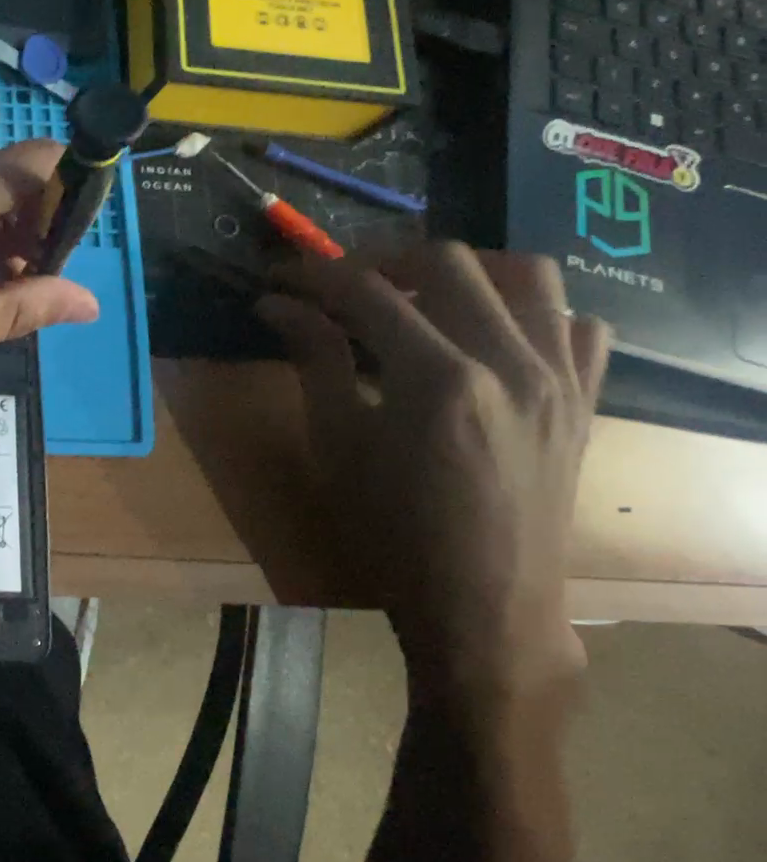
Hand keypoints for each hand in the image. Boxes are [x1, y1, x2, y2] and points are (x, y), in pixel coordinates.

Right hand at [255, 244, 610, 693]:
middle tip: (337, 284)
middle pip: (447, 261)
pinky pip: (577, 324)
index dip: (313, 274)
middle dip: (380, 259)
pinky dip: (532, 312)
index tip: (277, 277)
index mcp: (437, 379)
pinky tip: (489, 335)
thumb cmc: (390, 528)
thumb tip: (277, 304)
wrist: (483, 602)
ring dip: (463, 270)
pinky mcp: (585, 399)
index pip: (367, 291)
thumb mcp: (336, 442)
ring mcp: (560, 378)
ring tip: (417, 295)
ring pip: (528, 275)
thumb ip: (313, 359)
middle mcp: (510, 362)